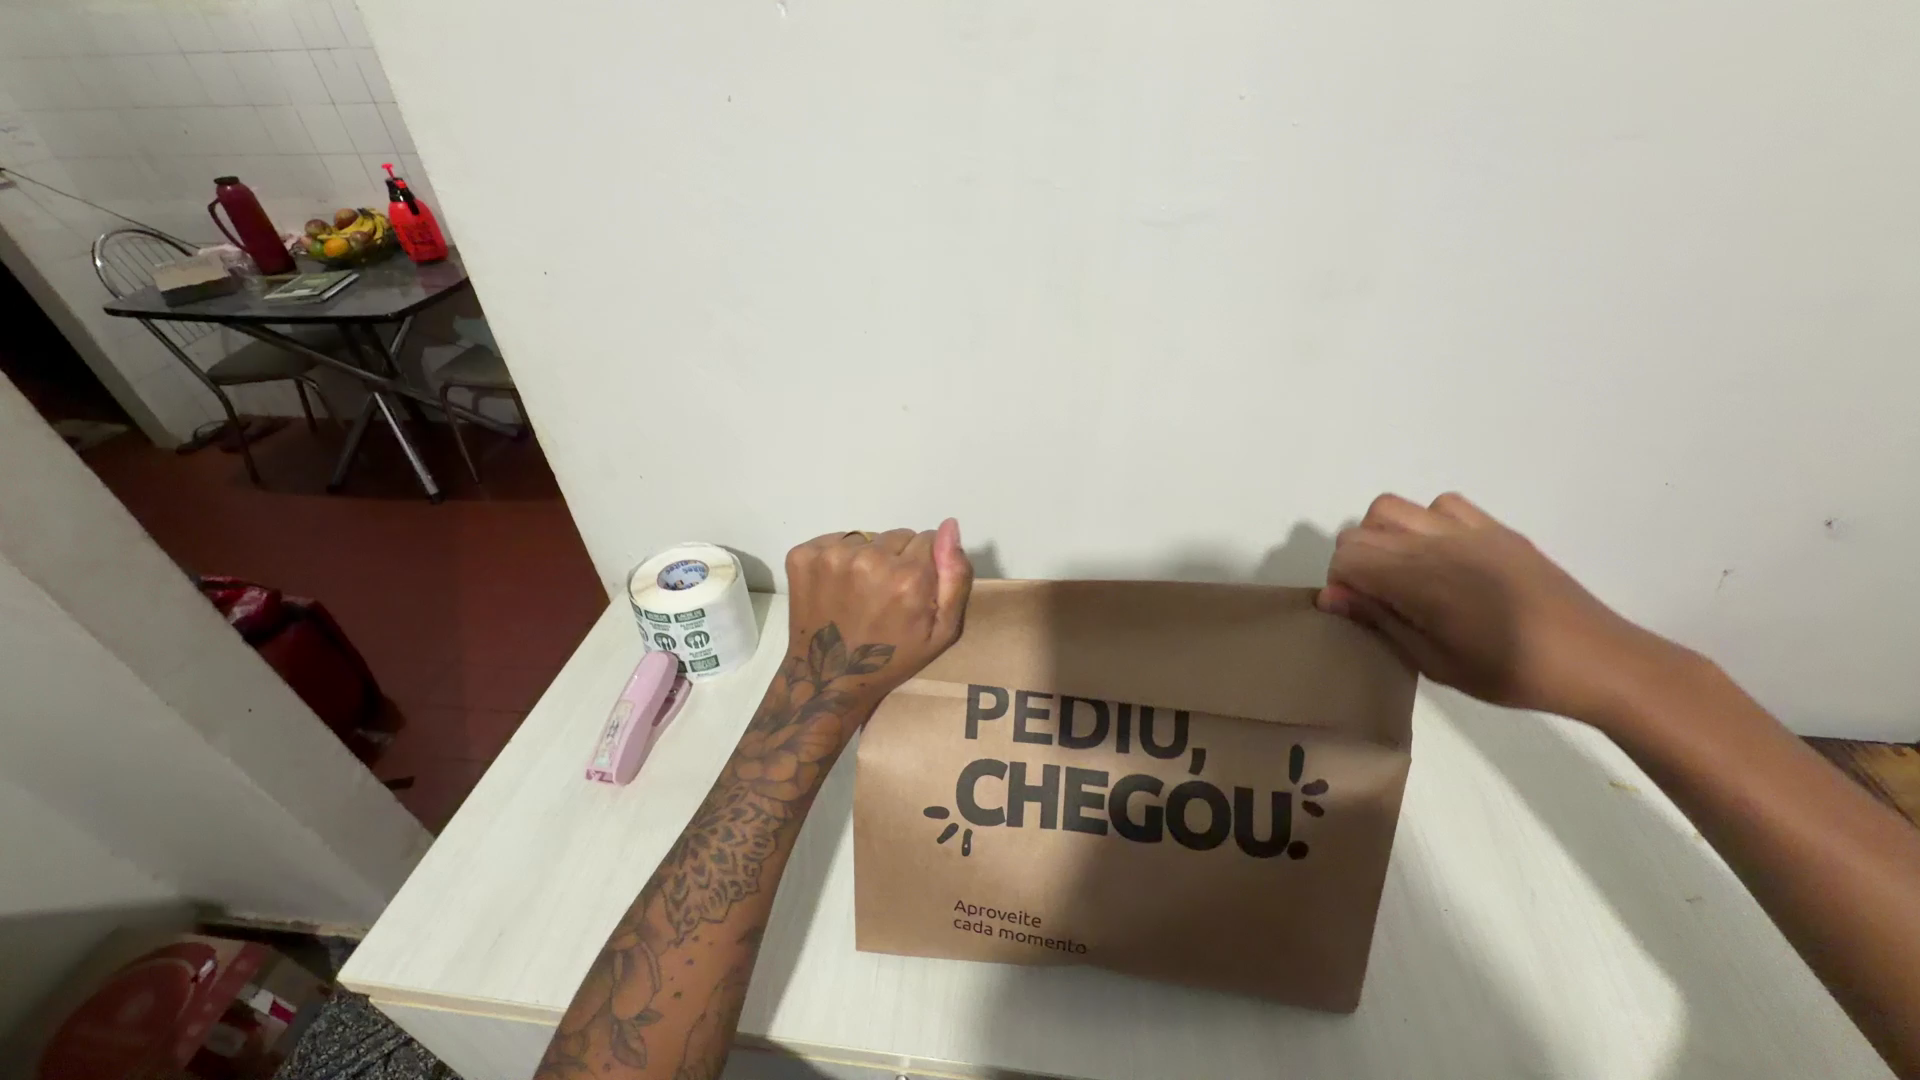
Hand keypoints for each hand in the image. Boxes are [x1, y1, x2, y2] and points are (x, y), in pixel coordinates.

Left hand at [784, 519, 973, 700]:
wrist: (826, 679)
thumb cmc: (892, 658)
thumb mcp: (942, 631)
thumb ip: (955, 576)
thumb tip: (949, 525)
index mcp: (908, 577)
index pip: (929, 538)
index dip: (925, 564)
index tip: (913, 589)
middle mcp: (869, 559)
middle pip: (897, 536)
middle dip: (897, 559)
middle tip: (886, 595)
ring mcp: (830, 556)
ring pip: (867, 538)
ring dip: (868, 558)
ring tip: (860, 594)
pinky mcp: (802, 555)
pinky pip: (835, 540)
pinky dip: (839, 558)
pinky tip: (837, 588)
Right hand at [1317, 493, 1688, 721]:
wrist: (1596, 660)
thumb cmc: (1508, 673)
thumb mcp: (1434, 662)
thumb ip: (1379, 621)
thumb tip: (1331, 596)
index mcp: (1420, 579)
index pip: (1347, 555)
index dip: (1342, 584)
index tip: (1362, 612)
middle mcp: (1437, 543)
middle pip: (1362, 528)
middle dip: (1357, 560)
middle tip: (1380, 598)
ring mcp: (1469, 530)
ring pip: (1394, 508)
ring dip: (1385, 536)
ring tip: (1406, 572)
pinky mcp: (1496, 529)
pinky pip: (1442, 504)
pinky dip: (1428, 523)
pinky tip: (1445, 557)